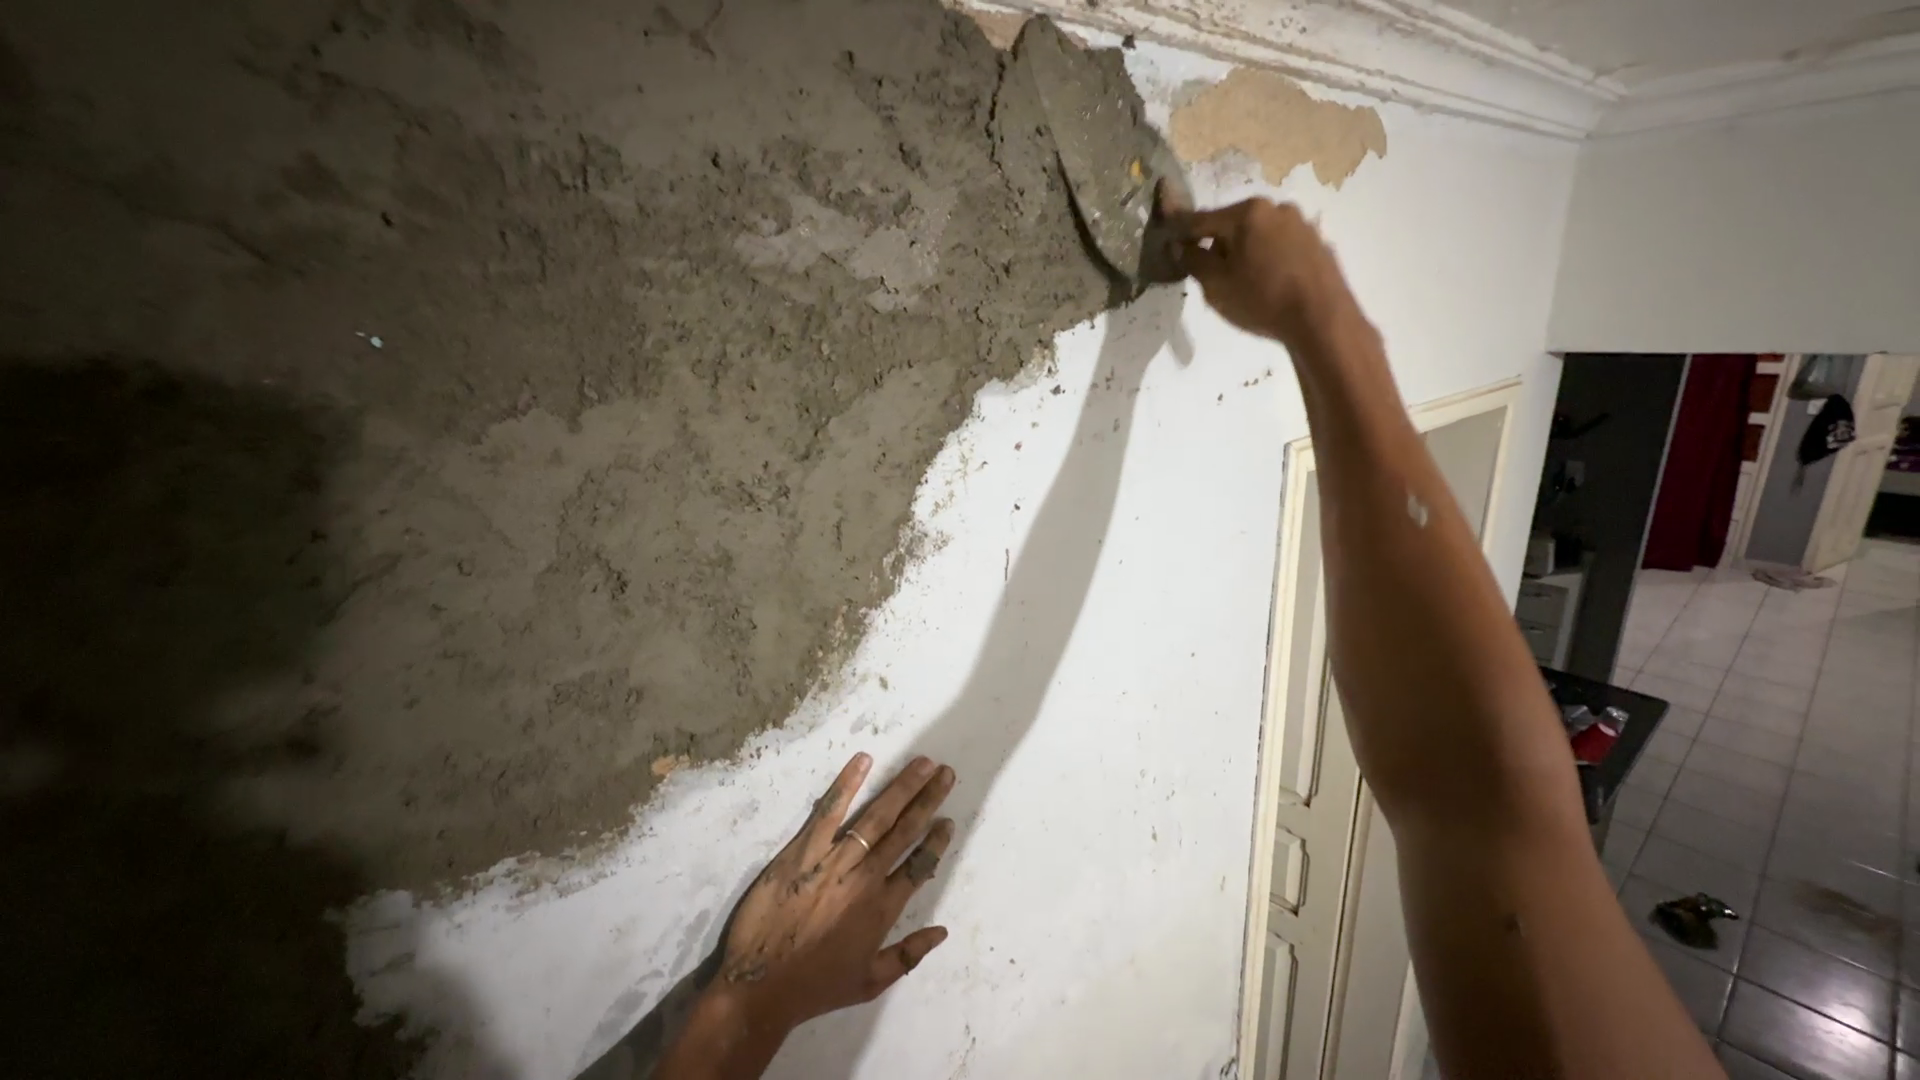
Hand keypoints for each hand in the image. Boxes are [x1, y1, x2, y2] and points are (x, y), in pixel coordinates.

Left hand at [712, 753, 956, 1031]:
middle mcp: (865, 879)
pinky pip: (829, 811)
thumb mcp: (869, 983)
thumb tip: (942, 931)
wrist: (758, 987)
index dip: (936, 840)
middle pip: (904, 831)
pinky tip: (863, 760)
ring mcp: (834, 860)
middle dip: (928, 799)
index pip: (918, 865)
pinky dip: (847, 784)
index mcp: (882, 909)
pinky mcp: (802, 850)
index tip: (948, 820)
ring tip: (922, 763)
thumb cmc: (814, 987)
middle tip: (946, 774)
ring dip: (902, 787)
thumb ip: (909, 956)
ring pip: (876, 816)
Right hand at [1159, 189, 1360, 350]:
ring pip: (1259, 235)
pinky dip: (1269, 259)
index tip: (1166, 240)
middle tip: (1212, 277)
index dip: (1180, 232)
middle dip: (1219, 245)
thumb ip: (1193, 261)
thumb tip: (1179, 246)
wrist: (1322, 319)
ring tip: (1244, 284)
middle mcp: (1276, 208)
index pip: (1201, 220)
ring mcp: (1301, 223)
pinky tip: (1270, 285)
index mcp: (1247, 213)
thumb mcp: (1216, 286)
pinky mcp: (1317, 242)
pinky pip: (1281, 247)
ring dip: (1245, 252)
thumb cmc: (1262, 299)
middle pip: (1233, 225)